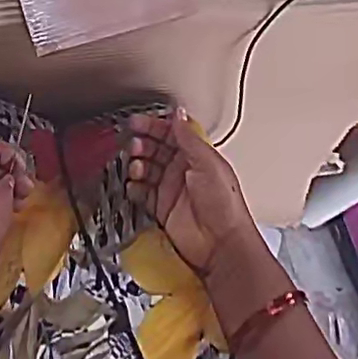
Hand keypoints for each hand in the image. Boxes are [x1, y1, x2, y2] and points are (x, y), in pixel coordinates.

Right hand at [124, 109, 258, 273]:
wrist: (222, 245)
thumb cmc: (224, 204)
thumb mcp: (208, 163)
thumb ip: (189, 138)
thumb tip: (178, 114)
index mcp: (195, 154)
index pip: (170, 132)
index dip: (153, 125)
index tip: (137, 122)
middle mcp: (182, 169)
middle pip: (155, 148)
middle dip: (142, 143)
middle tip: (134, 144)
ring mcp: (171, 188)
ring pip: (147, 168)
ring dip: (137, 163)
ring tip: (135, 166)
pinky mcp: (162, 207)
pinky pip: (143, 192)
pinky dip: (135, 187)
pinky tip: (133, 185)